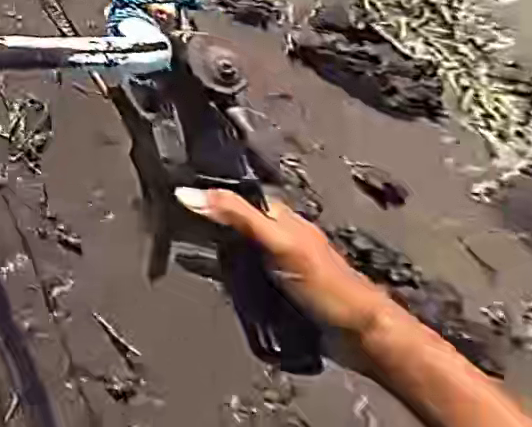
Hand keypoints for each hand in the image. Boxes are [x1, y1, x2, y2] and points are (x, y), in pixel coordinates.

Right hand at [176, 187, 395, 339]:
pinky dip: (213, 273)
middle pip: (221, 221)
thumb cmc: (332, 287)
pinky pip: (231, 274)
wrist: (365, 341)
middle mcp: (269, 234)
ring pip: (224, 248)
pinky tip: (199, 273)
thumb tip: (187, 193)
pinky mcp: (267, 287)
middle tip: (166, 224)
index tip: (170, 196)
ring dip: (203, 250)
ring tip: (174, 249)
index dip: (199, 192)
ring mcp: (268, 262)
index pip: (226, 192)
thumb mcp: (279, 242)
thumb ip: (235, 214)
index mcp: (274, 214)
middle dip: (196, 223)